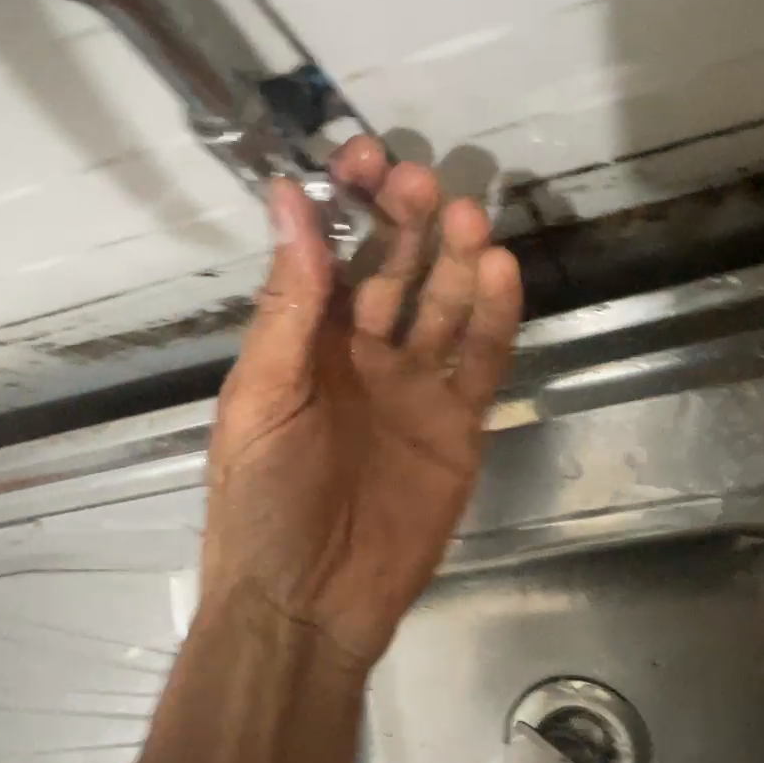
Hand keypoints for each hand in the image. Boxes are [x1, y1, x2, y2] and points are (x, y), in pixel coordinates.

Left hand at [199, 137, 523, 671]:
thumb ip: (288, 305)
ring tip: (471, 221)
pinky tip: (500, 274)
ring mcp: (413, 391)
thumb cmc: (264, 503)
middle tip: (427, 186)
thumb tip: (288, 201)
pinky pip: (478, 364)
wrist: (308, 604)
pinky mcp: (456, 428)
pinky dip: (492, 320)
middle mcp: (360, 357)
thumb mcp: (263, 398)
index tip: (365, 158)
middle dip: (409, 225)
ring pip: (444, 310)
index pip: (330, 256)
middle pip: (395, 273)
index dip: (349, 206)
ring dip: (457, 262)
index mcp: (303, 345)